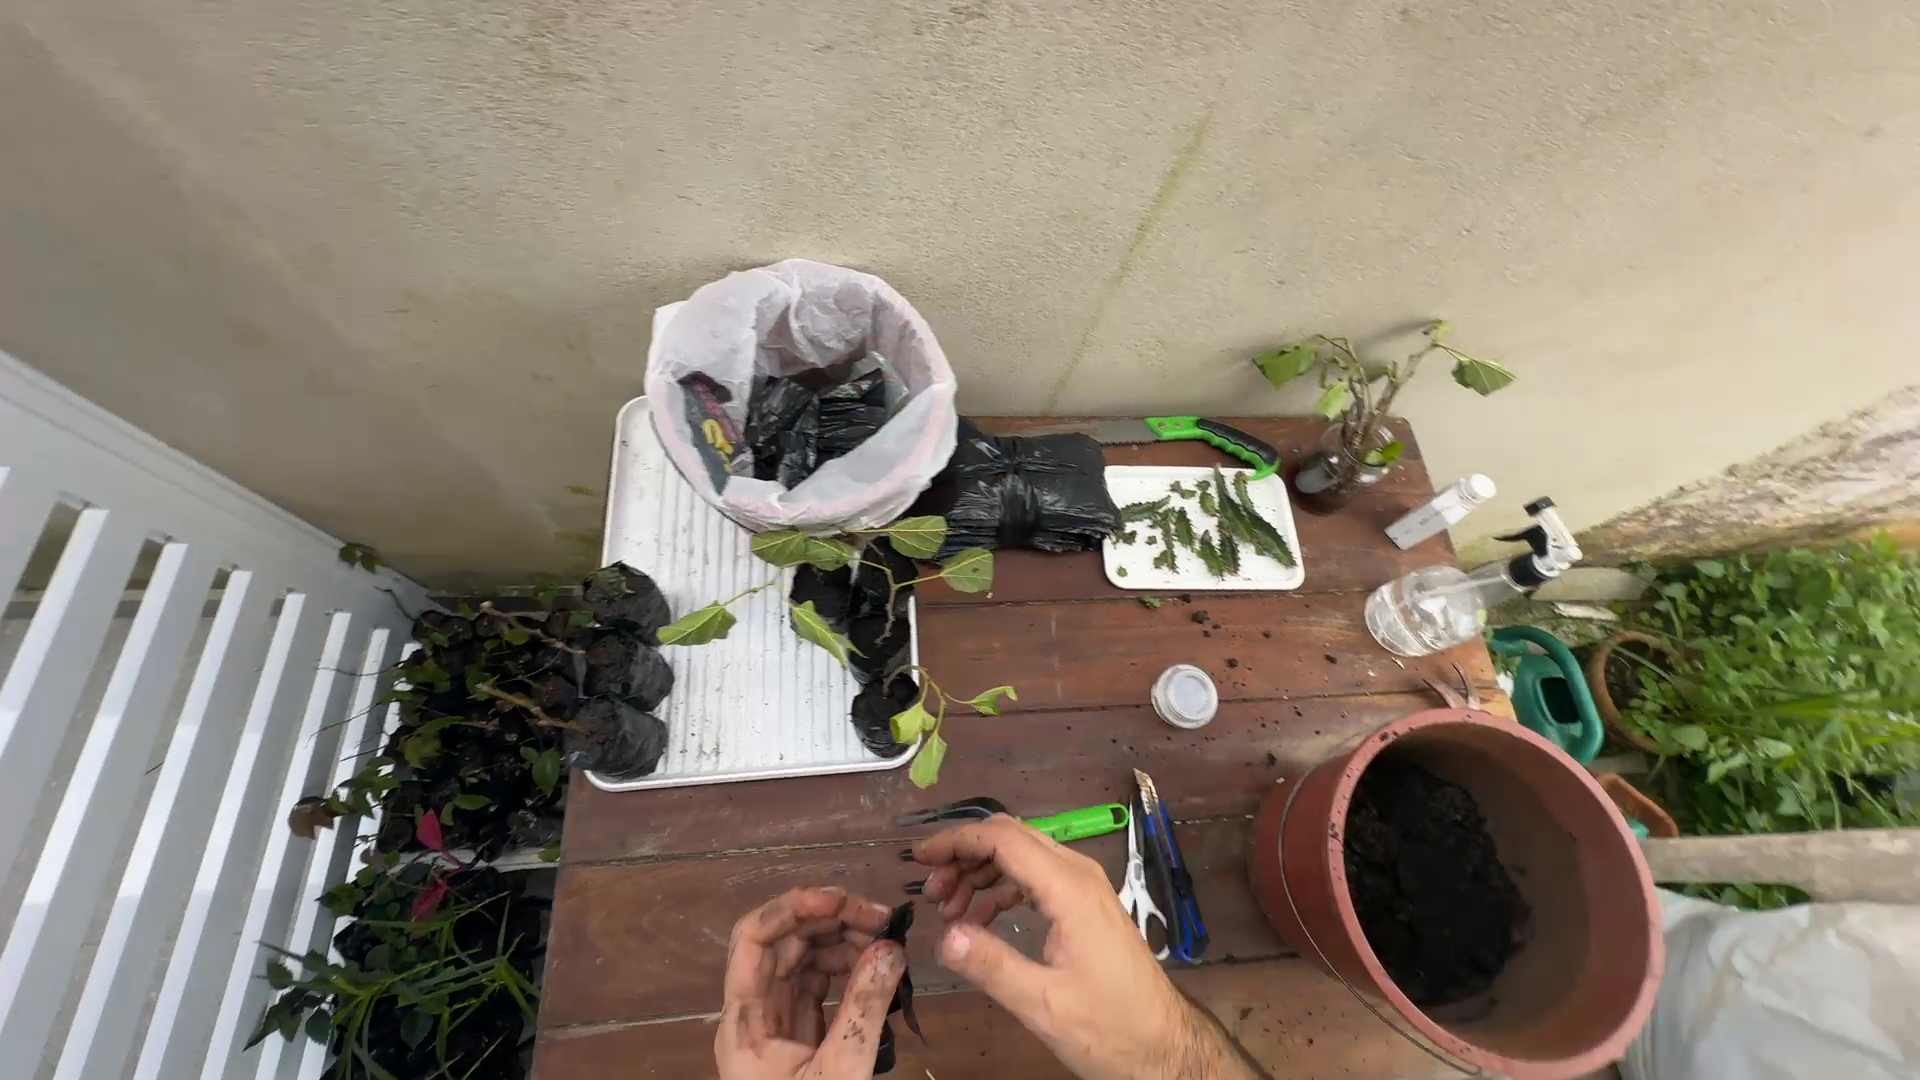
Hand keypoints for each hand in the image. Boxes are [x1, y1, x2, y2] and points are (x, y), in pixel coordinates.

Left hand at [716, 886, 904, 1079]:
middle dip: (832, 919)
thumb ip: (864, 1008)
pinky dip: (849, 966)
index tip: (841, 899)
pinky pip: (821, 982)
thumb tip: (890, 946)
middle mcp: (755, 1013)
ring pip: (805, 957)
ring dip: (845, 939)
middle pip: (784, 940)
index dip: (791, 907)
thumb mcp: (840, 1075)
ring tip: (888, 942)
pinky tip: (879, 967)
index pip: (753, 938)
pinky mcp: (801, 1035)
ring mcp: (778, 1023)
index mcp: (745, 1021)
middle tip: (882, 918)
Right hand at [911, 815, 1266, 1079]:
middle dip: (964, 855)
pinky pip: (1033, 877)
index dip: (957, 840)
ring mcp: (1083, 885)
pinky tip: (980, 921)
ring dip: (980, 872)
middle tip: (931, 892)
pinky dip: (1001, 889)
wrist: (1165, 1048)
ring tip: (948, 909)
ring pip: (1020, 854)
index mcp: (1068, 887)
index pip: (1003, 838)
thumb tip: (942, 936)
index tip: (920, 858)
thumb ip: (992, 965)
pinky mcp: (1083, 902)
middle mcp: (1076, 872)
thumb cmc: (1108, 1028)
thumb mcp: (1044, 1005)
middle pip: (1010, 838)